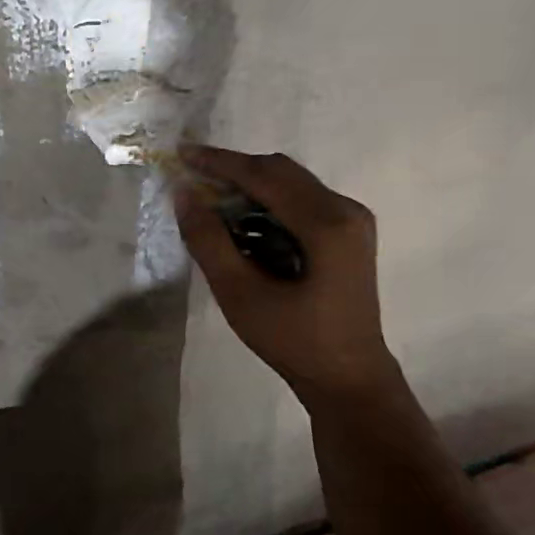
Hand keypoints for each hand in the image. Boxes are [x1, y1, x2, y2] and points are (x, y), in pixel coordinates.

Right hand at [173, 145, 391, 401]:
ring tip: (211, 199)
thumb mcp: (240, 294)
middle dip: (234, 169)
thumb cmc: (294, 342)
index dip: (219, 162)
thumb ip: (209, 241)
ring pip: (291, 182)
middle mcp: (345, 210)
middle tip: (192, 176)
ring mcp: (352, 220)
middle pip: (280, 171)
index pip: (264, 175)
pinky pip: (301, 199)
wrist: (349, 380)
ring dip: (250, 185)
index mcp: (326, 223)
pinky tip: (242, 220)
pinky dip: (267, 201)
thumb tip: (184, 194)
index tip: (182, 154)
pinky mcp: (348, 233)